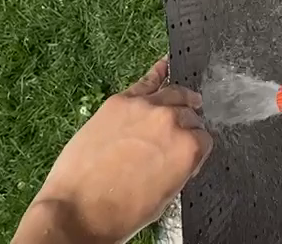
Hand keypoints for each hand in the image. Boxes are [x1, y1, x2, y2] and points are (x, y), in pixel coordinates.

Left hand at [15, 57, 213, 242]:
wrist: (76, 211)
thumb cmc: (117, 214)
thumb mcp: (163, 199)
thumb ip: (180, 169)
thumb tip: (182, 157)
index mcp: (187, 149)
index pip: (204, 139)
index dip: (197, 149)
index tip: (190, 155)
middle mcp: (171, 121)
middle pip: (190, 114)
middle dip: (188, 126)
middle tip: (182, 135)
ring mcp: (145, 106)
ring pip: (173, 93)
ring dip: (181, 98)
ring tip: (188, 99)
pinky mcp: (121, 100)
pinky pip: (146, 81)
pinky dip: (157, 72)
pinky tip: (164, 65)